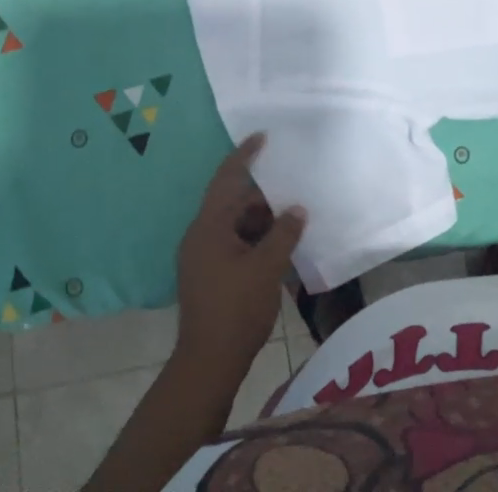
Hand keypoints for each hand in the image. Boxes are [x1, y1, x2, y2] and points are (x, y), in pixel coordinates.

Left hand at [175, 133, 305, 381]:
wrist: (208, 362)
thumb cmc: (236, 309)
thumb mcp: (266, 268)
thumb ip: (283, 233)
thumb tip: (297, 209)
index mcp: (208, 227)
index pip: (226, 179)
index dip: (245, 156)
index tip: (263, 136)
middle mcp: (200, 235)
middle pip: (232, 203)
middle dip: (262, 194)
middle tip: (293, 184)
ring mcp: (202, 257)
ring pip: (235, 225)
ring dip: (261, 219)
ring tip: (293, 214)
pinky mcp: (209, 275)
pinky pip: (234, 243)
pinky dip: (255, 239)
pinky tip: (280, 243)